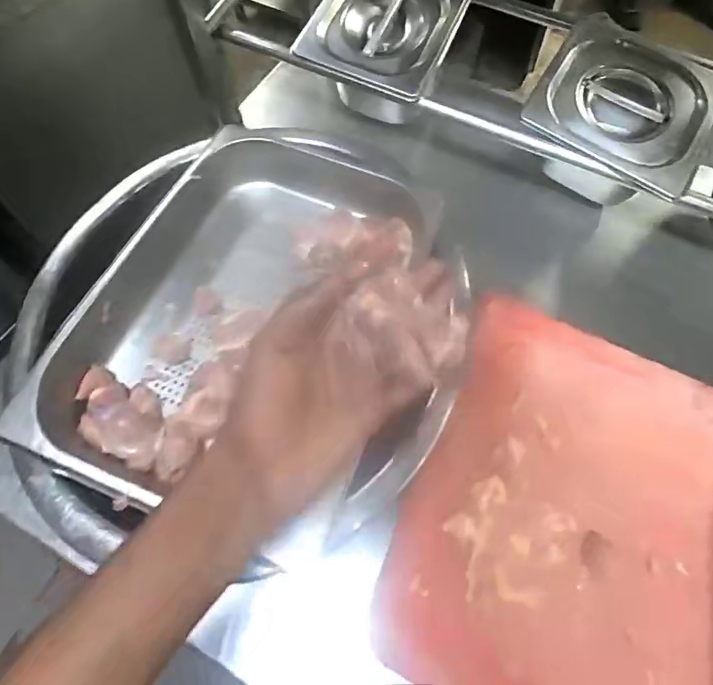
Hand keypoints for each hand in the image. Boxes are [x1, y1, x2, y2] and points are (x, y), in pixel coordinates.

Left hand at [201, 268, 430, 532]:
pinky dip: (428, 367)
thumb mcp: (277, 339)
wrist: (259, 470)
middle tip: (440, 269)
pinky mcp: (377, 408)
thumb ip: (313, 302)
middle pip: (384, 309)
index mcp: (319, 324)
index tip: (401, 242)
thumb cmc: (262, 398)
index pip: (354, 285)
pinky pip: (407, 382)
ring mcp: (363, 376)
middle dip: (411, 288)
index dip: (376, 263)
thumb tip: (356, 267)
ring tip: (453, 300)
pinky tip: (450, 350)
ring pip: (401, 341)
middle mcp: (345, 344)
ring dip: (425, 321)